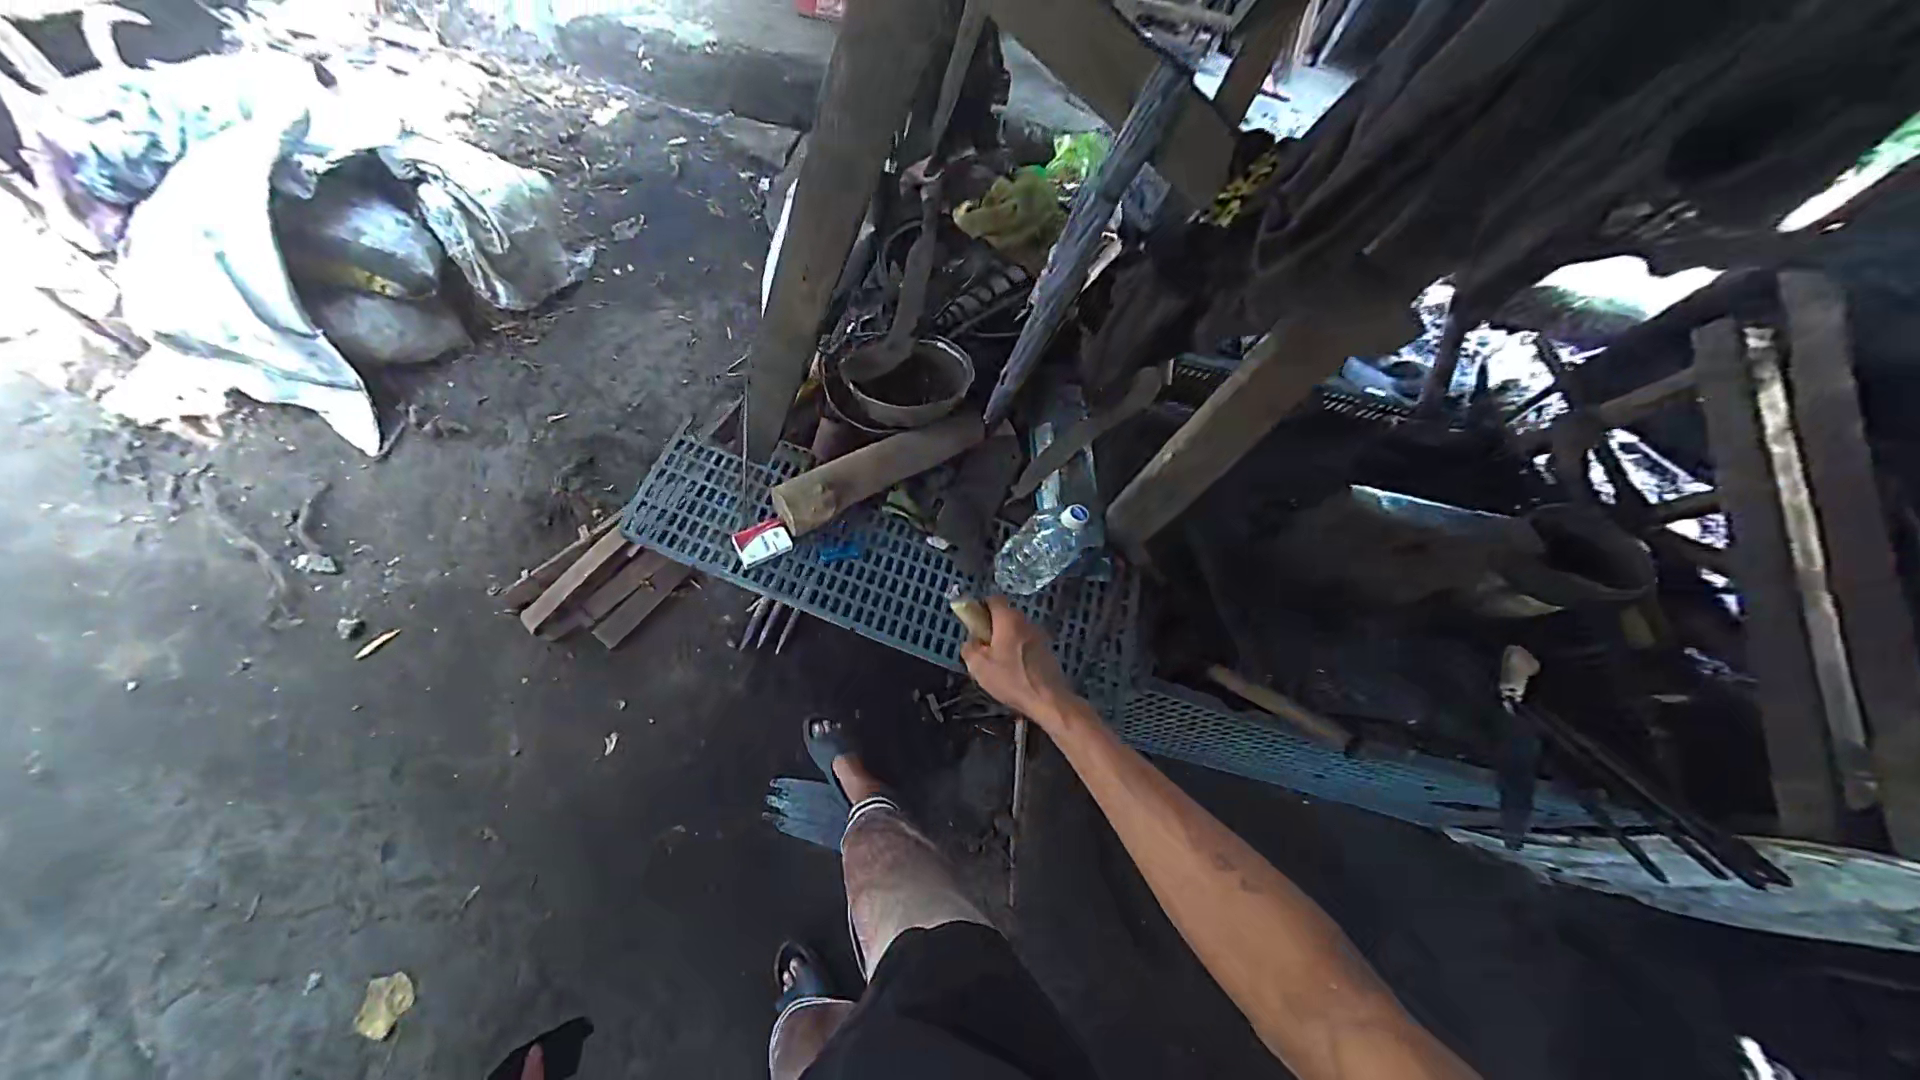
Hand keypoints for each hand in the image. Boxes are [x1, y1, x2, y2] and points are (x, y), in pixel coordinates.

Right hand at [960, 596, 1080, 725]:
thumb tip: (972, 640)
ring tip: (998, 664)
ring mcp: (1039, 635)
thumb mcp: (978, 665)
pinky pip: (1026, 644)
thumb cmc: (1010, 678)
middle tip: (983, 649)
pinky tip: (1014, 672)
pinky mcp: (1046, 650)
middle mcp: (1026, 621)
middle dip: (992, 628)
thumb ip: (969, 647)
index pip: (993, 599)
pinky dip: (1018, 652)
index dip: (981, 607)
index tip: (974, 625)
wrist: (1047, 698)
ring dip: (1005, 641)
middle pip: (1005, 616)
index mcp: (1008, 619)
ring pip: (1016, 631)